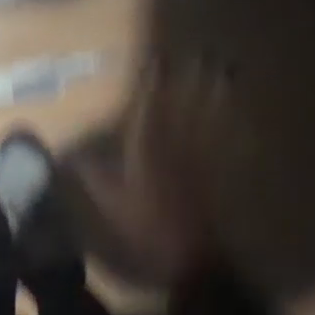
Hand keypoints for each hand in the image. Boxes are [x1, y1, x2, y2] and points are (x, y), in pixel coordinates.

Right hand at [74, 54, 233, 286]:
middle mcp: (176, 150)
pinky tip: (244, 120)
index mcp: (147, 153)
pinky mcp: (216, 177)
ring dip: (218, 97)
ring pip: (210, 121)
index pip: (149, 110)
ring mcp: (200, 162)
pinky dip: (235, 131)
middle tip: (206, 53)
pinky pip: (228, 147)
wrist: (190, 261)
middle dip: (194, 81)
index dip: (153, 84)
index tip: (158, 58)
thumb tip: (70, 156)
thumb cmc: (145, 231)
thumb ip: (92, 178)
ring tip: (227, 73)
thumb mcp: (109, 206)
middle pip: (187, 108)